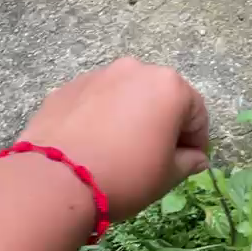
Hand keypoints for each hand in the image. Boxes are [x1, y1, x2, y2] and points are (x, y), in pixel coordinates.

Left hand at [18, 58, 208, 217]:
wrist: (54, 180)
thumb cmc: (124, 176)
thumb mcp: (166, 176)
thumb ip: (187, 162)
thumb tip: (195, 158)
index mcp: (168, 86)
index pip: (197, 113)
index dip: (197, 142)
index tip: (189, 163)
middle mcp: (134, 70)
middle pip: (160, 98)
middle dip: (163, 124)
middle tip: (156, 158)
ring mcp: (97, 75)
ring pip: (125, 96)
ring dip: (130, 118)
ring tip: (120, 152)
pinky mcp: (67, 87)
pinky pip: (95, 102)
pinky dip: (100, 118)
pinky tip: (92, 146)